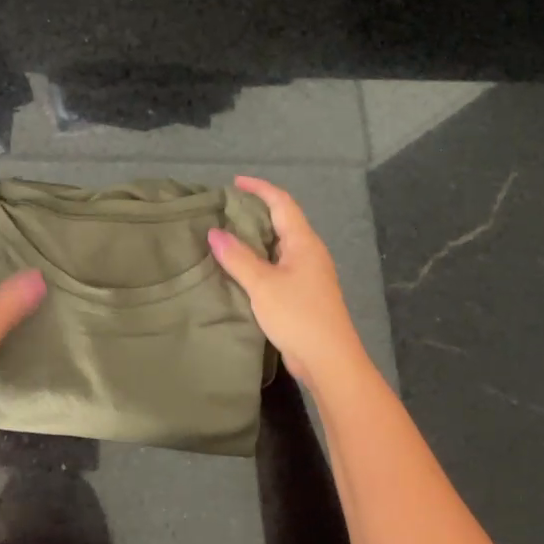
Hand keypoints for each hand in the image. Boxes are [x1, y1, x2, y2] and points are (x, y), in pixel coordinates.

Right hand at [208, 176, 368, 387]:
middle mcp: (309, 252)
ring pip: (280, 245)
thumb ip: (238, 257)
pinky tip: (241, 269)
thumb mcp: (262, 284)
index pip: (282, 203)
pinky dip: (259, 259)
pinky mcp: (303, 293)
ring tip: (227, 236)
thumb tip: (214, 232)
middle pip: (283, 221)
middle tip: (225, 210)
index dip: (260, 188)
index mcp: (304, 242)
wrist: (329, 360)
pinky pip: (278, 265)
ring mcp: (309, 274)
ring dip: (256, 237)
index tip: (235, 182)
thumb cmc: (298, 315)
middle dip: (256, 211)